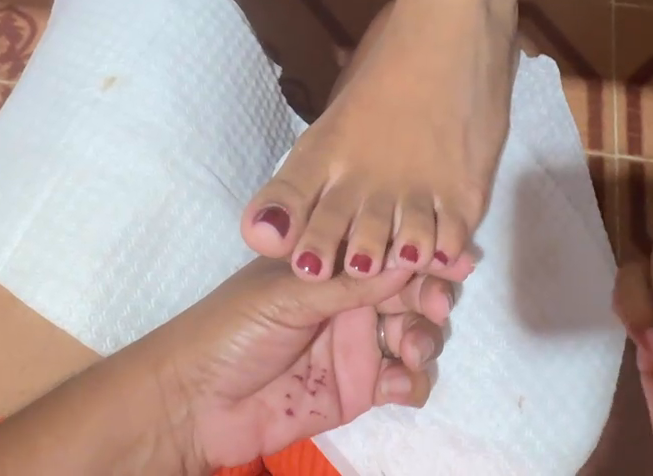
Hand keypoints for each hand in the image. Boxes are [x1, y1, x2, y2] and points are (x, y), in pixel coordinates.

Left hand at [151, 257, 451, 469]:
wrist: (195, 403)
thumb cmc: (232, 327)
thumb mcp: (287, 294)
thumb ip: (346, 281)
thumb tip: (406, 254)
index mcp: (331, 263)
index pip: (386, 250)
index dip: (422, 252)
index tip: (456, 257)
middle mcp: (350, 298)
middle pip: (410, 290)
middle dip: (432, 296)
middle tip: (435, 307)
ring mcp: (357, 343)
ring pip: (415, 334)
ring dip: (425, 338)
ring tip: (410, 349)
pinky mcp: (359, 389)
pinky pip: (404, 381)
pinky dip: (413, 381)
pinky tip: (400, 383)